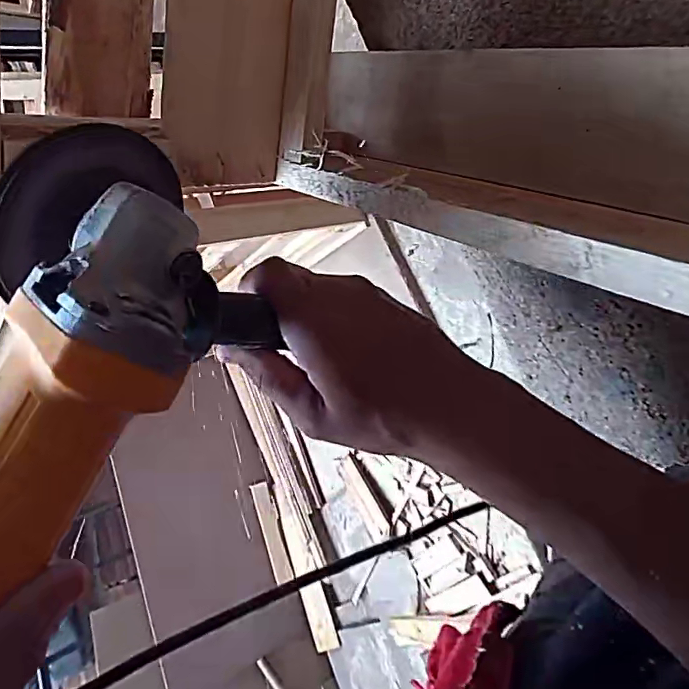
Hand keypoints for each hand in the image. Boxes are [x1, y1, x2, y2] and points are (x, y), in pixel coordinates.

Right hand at [221, 257, 503, 460]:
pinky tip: (346, 353)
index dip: (248, 292)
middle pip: (286, 277)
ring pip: (313, 285)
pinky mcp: (380, 297)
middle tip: (279, 347)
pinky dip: (329, 314)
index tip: (248, 322)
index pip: (265, 273)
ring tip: (318, 358)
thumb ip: (268, 377)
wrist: (452, 404)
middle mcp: (338, 293)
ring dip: (302, 312)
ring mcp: (363, 291)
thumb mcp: (314, 414)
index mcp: (313, 319)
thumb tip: (235, 354)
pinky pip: (341, 294)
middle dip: (273, 307)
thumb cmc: (389, 415)